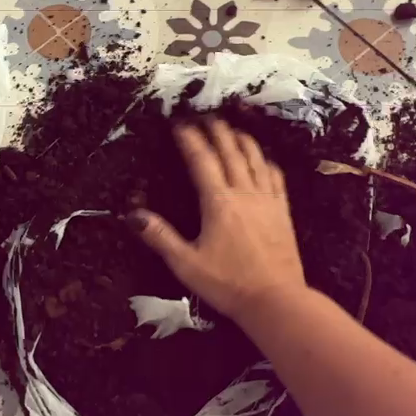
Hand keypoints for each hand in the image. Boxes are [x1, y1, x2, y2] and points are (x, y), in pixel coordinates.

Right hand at [129, 119, 307, 318]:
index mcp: (218, 202)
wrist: (276, 300)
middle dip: (216, 130)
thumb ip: (160, 237)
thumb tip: (133, 215)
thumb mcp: (186, 264)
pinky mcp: (282, 211)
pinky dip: (265, 161)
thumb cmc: (227, 283)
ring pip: (255, 158)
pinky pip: (275, 176)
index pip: (202, 160)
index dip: (189, 139)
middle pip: (230, 151)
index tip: (179, 124)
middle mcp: (244, 193)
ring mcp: (267, 200)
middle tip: (205, 115)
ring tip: (232, 128)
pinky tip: (262, 159)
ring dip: (241, 139)